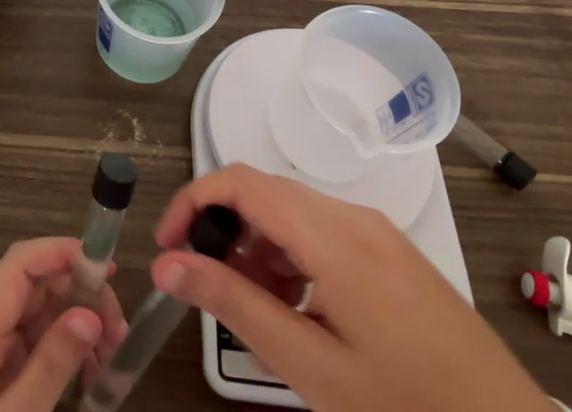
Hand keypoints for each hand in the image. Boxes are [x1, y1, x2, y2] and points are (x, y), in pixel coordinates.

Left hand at [0, 237, 126, 411]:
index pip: (17, 265)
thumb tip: (89, 313)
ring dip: (78, 324)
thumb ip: (49, 367)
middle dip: (81, 295)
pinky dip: (64, 348)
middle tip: (121, 332)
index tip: (108, 263)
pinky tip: (89, 374)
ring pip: (38, 313)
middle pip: (34, 286)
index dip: (60, 251)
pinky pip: (32, 341)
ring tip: (111, 359)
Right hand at [151, 164, 557, 411]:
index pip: (241, 182)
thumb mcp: (308, 362)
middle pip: (265, 194)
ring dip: (257, 249)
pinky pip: (324, 234)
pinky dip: (291, 259)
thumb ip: (232, 304)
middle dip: (223, 232)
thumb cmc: (404, 402)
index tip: (168, 248)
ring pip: (293, 215)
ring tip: (255, 311)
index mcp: (334, 236)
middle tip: (209, 288)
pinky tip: (296, 311)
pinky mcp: (393, 254)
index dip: (192, 202)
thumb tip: (167, 265)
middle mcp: (356, 219)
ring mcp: (379, 234)